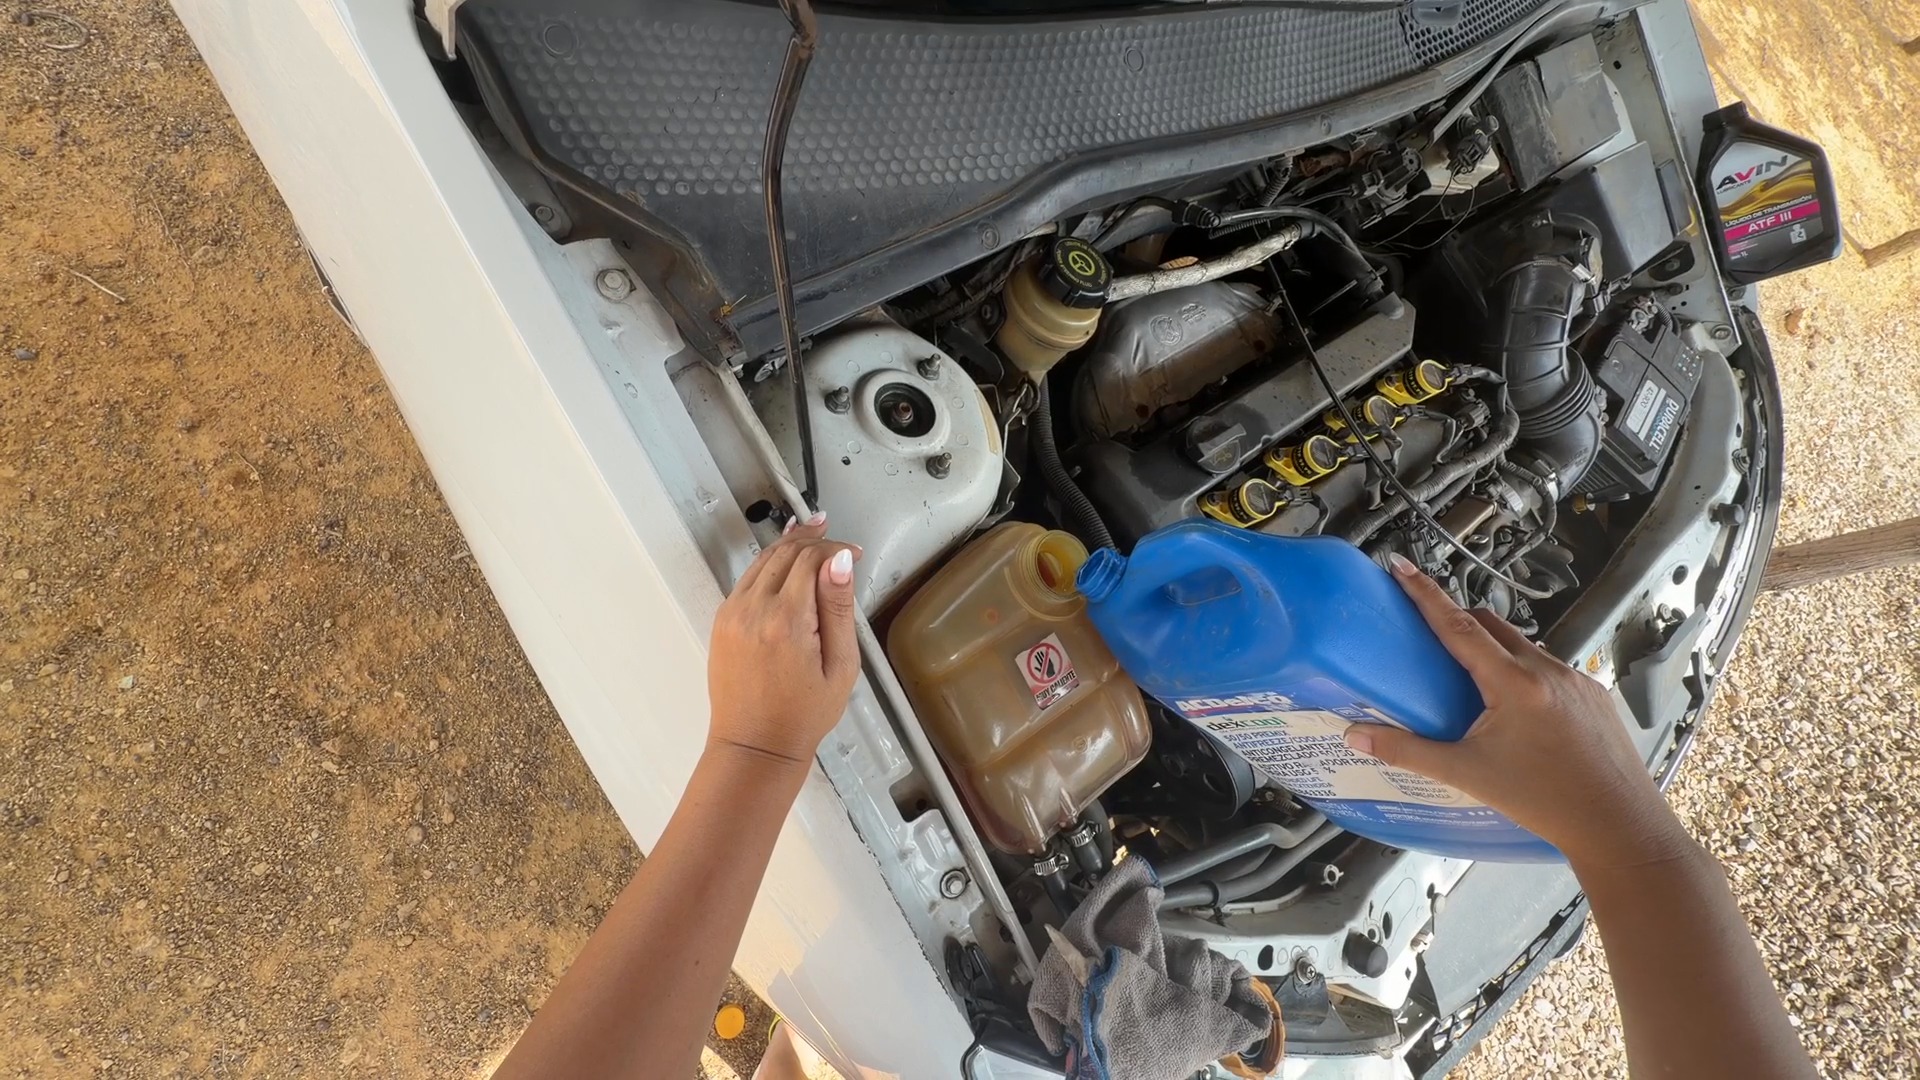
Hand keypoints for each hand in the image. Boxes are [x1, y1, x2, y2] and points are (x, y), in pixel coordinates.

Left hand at [706, 512, 862, 766]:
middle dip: (813, 539)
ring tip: (813, 532)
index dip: (835, 549)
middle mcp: (753, 609)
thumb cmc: (804, 714)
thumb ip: (839, 608)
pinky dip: (770, 563)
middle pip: (785, 553)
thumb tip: (840, 561)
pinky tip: (786, 560)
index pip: (810, 559)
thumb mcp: (840, 665)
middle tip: (836, 536)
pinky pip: (748, 578)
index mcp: (786, 620)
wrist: (755, 747)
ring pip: (763, 560)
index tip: (855, 555)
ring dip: (790, 545)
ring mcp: (732, 613)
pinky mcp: (723, 621)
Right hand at [1343, 553, 1694, 869]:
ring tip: (1463, 667)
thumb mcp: (1465, 773)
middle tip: (1422, 621)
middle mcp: (1548, 671)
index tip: (1401, 566)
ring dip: (1487, 643)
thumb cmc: (1543, 801)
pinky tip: (1507, 697)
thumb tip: (1354, 735)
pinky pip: (1544, 664)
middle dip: (1454, 615)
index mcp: (1514, 684)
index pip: (1458, 626)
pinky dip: (1515, 664)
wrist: (1625, 831)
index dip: (1425, 594)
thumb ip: (1406, 750)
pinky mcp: (1593, 695)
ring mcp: (1576, 681)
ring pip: (1519, 643)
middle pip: (1490, 624)